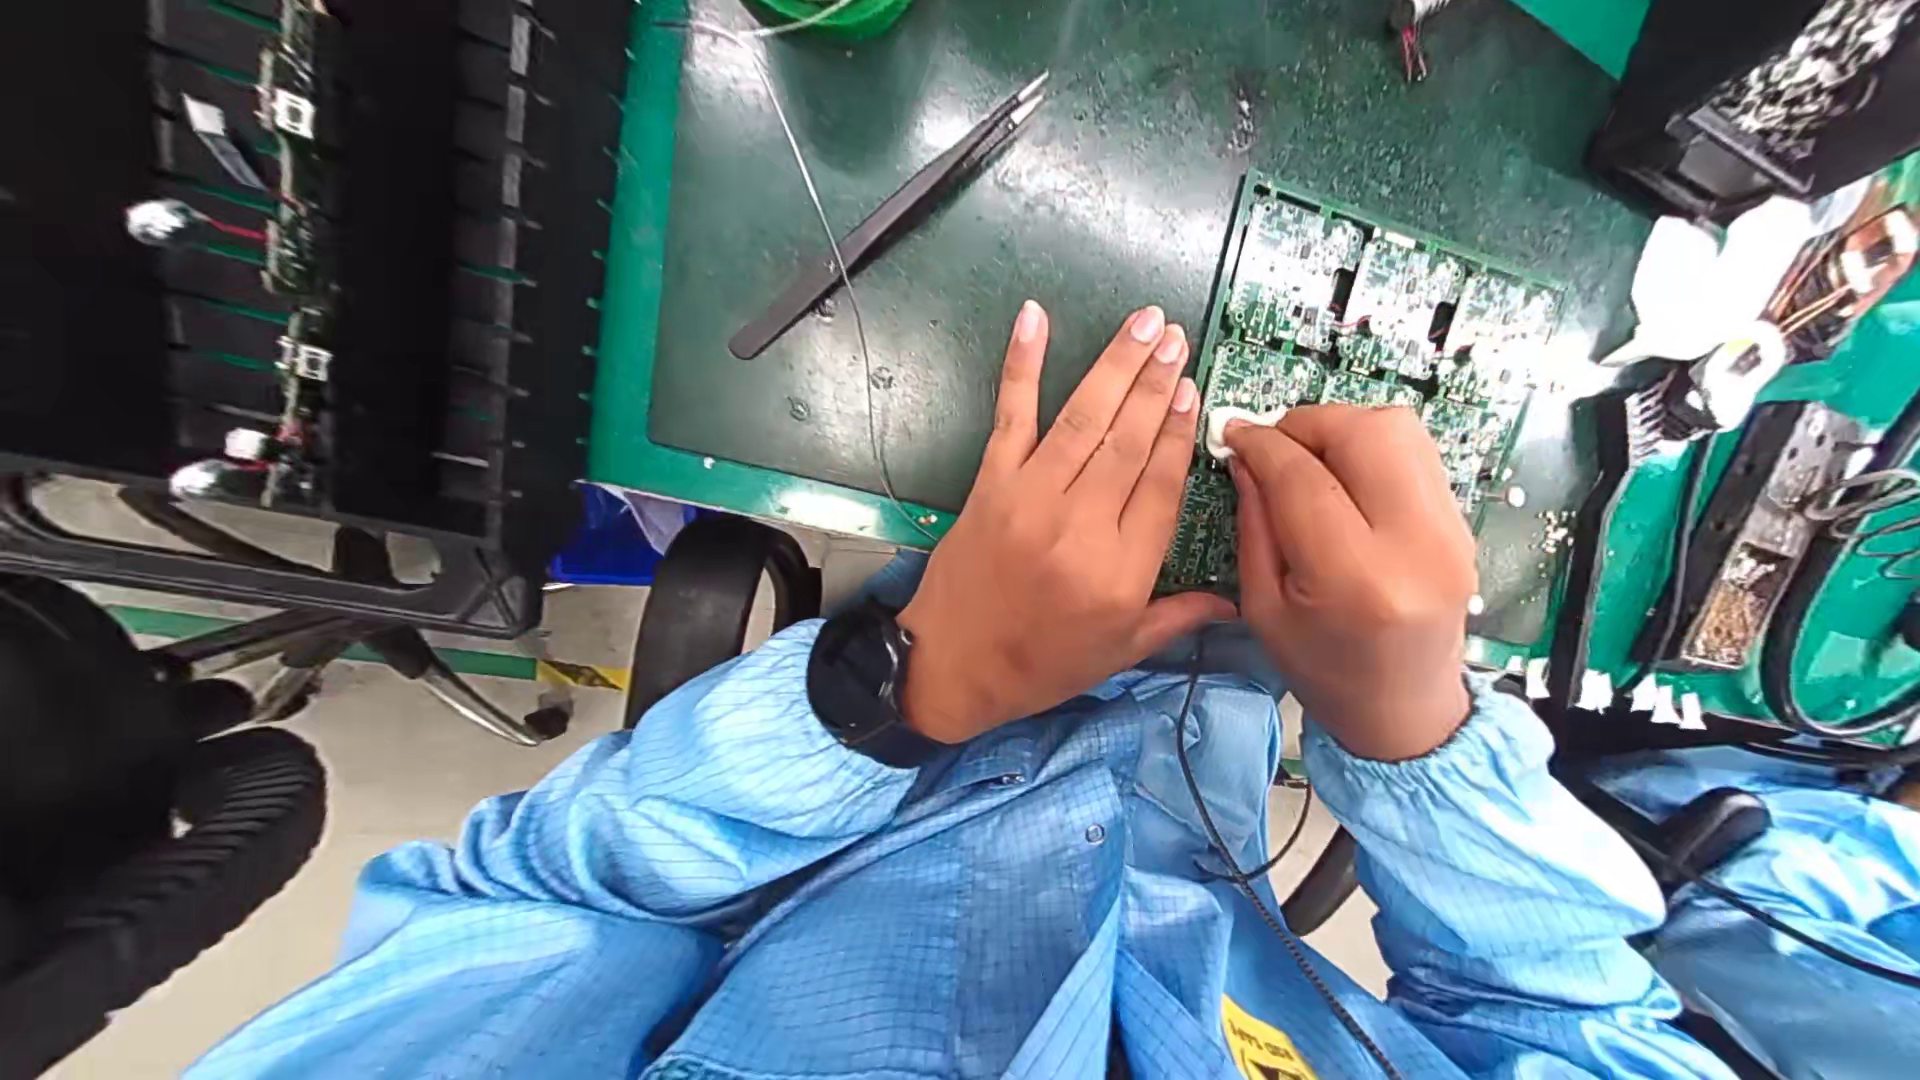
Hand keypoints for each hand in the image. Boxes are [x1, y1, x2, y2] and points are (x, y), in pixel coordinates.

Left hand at [897, 302, 1237, 742]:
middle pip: (1129, 441)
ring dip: (1115, 366)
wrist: (954, 665)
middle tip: (1175, 336)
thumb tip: (1237, 601)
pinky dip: (1022, 364)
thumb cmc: (1041, 664)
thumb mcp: (1118, 652)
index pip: (1163, 485)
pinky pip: (1011, 415)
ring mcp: (1032, 496)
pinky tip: (1035, 318)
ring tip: (1144, 323)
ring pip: (1083, 419)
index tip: (1193, 392)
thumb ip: (1178, 617)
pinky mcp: (990, 483)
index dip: (1179, 434)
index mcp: (1123, 569)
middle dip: (1157, 384)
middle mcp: (1082, 524)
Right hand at [1225, 406, 1474, 760]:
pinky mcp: (1463, 524)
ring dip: (1341, 428)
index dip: (1261, 445)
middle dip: (1307, 423)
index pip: (1303, 479)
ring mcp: (1451, 530)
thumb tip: (1246, 459)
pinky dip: (1369, 447)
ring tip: (1306, 456)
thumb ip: (1255, 525)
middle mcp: (1416, 544)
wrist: (1406, 708)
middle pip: (1367, 433)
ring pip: (1400, 430)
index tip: (1233, 433)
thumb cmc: (1320, 669)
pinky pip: (1415, 453)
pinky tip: (1340, 475)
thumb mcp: (1262, 605)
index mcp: (1354, 579)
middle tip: (1273, 444)